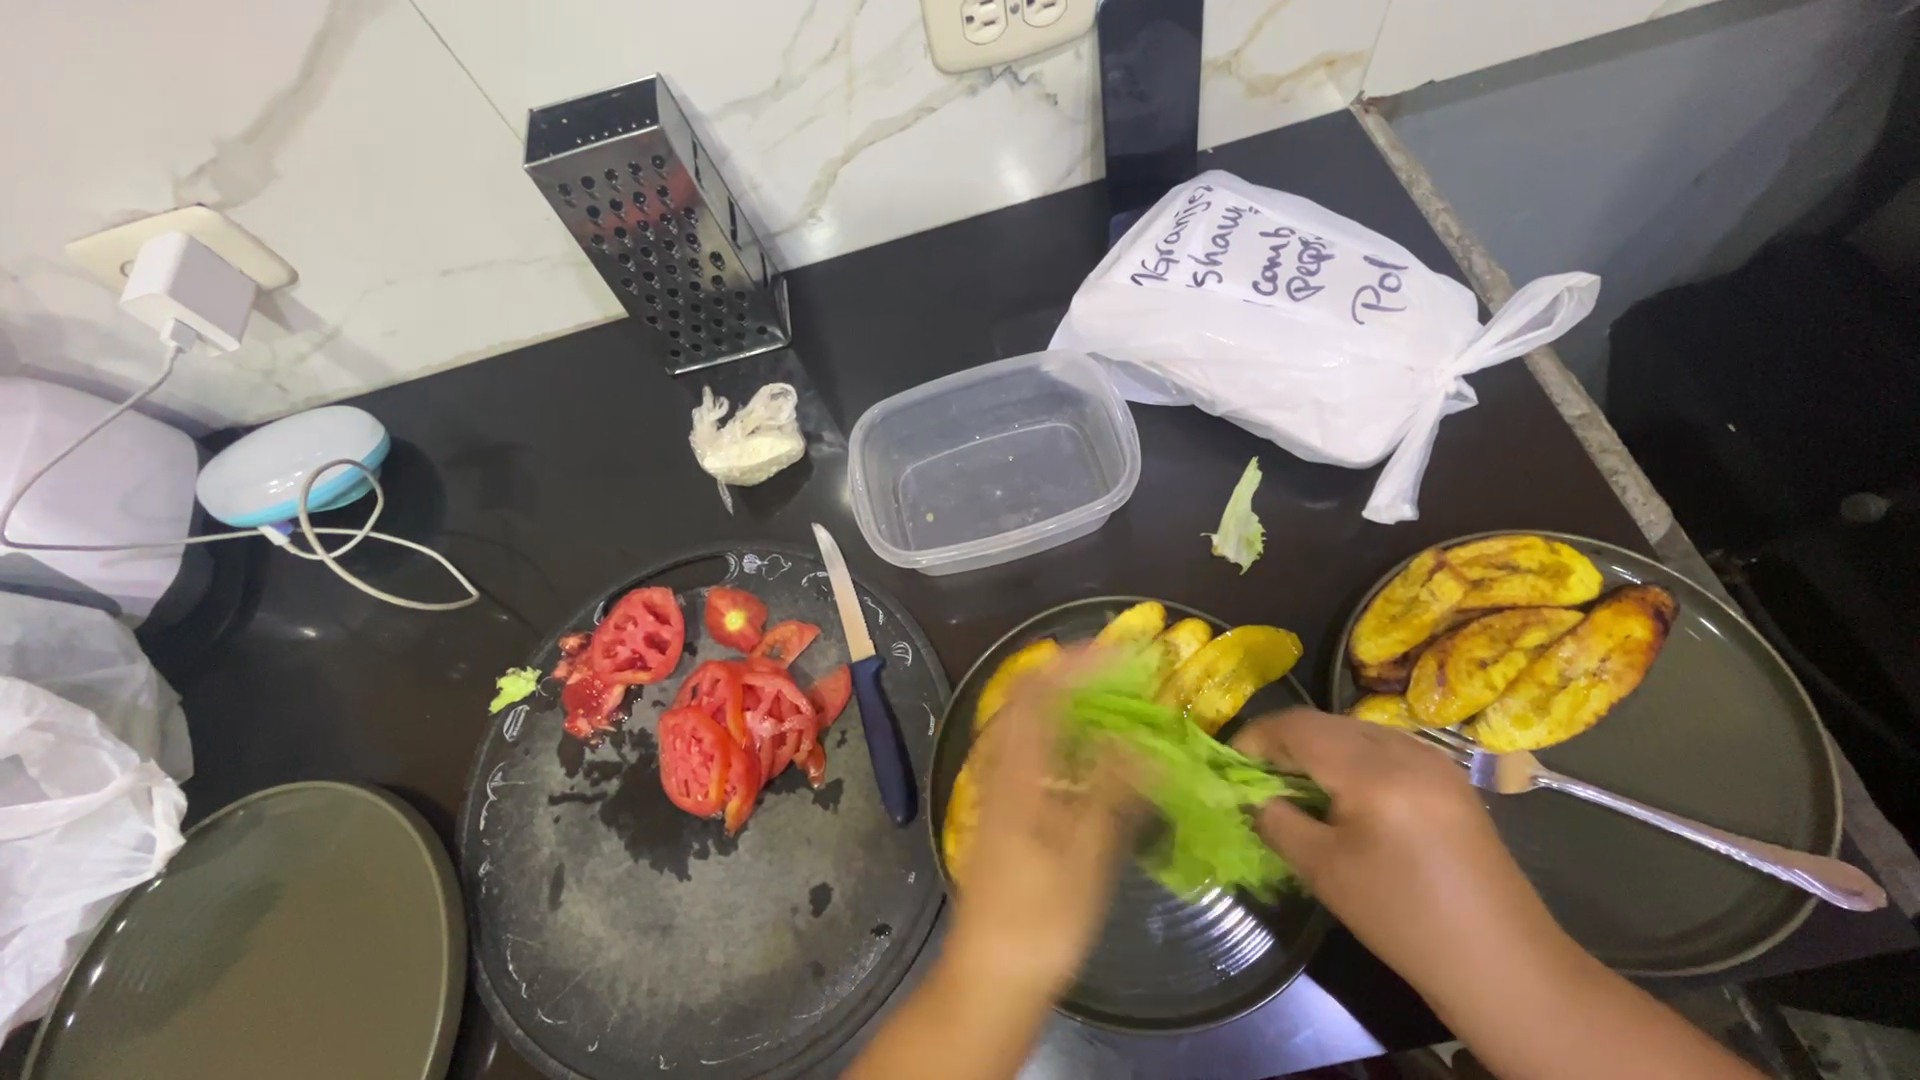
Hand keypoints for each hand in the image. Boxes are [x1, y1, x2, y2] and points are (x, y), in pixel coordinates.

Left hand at [946, 659, 1138, 1001]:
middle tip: (1120, 673)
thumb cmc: (1040, 919)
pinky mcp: (1004, 816)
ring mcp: (999, 793)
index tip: (1115, 651)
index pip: (1036, 693)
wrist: (990, 976)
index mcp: (1017, 773)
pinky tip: (1093, 759)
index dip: (1072, 663)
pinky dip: (1063, 741)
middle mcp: (1001, 772)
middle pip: (1027, 703)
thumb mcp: (1086, 857)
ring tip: (1113, 703)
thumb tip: (1140, 741)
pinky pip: (1033, 756)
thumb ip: (1112, 793)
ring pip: (1029, 728)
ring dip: (1068, 706)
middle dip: (1072, 677)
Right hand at [1231, 708, 1574, 997]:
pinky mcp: (1449, 777)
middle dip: (1284, 742)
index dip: (1256, 738)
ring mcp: (1434, 760)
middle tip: (1256, 776)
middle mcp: (1407, 750)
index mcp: (1374, 771)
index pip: (1298, 727)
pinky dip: (1350, 758)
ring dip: (1317, 748)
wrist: (1504, 963)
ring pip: (1355, 732)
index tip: (1229, 764)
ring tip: (1295, 785)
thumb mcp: (1324, 871)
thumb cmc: (1404, 918)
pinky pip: (1383, 748)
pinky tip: (1342, 794)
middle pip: (1327, 723)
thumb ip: (1278, 821)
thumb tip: (1254, 796)